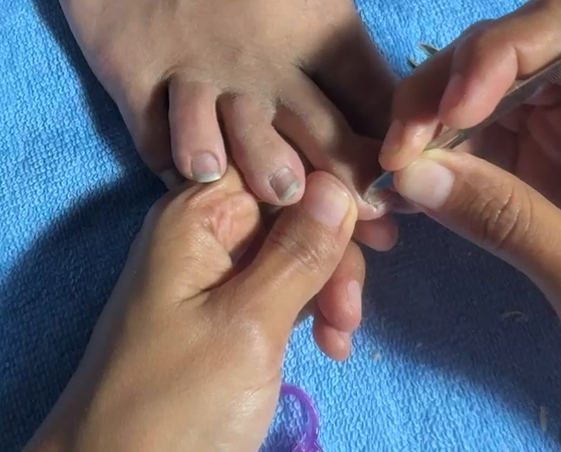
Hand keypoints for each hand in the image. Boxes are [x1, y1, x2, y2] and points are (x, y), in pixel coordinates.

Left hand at [27, 170, 362, 451]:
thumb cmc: (178, 398)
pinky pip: (279, 285)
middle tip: (350, 312)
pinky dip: (309, 309)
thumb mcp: (248, 326)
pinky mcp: (224, 307)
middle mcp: (202, 227)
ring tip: (341, 339)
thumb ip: (296, 253)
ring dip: (326, 286)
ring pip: (291, 249)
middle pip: (288, 206)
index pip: (273, 162)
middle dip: (331, 251)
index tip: (382, 224)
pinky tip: (331, 346)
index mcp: (194, 210)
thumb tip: (339, 183)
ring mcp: (213, 268)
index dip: (330, 184)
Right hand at [379, 0, 560, 451]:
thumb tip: (409, 169)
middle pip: (512, 55)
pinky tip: (405, 187)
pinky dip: (435, 154)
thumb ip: (513, 225)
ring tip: (393, 170)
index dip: (502, 51)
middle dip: (445, 87)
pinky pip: (477, 138)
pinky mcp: (545, 173)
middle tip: (399, 149)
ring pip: (483, 91)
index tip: (453, 111)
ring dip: (430, 119)